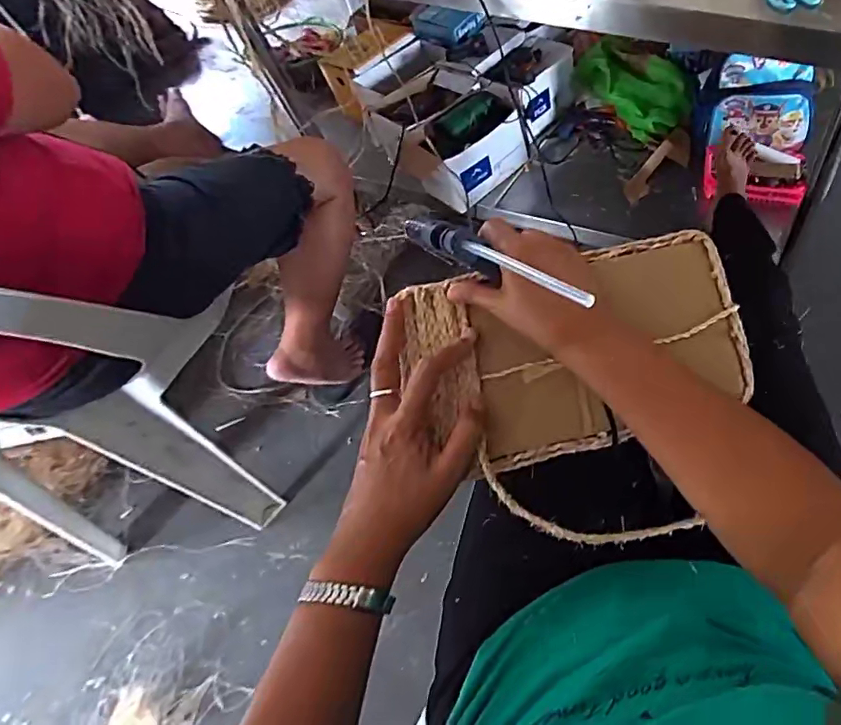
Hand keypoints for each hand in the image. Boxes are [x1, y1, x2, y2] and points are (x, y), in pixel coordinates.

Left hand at [324, 299, 484, 576]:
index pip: (428, 374)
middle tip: (400, 300)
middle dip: (393, 329)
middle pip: (387, 363)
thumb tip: (476, 401)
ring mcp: (372, 425)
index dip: (450, 352)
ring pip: (381, 375)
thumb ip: (466, 435)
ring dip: (390, 345)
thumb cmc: (409, 509)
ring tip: (397, 321)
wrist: (364, 541)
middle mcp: (383, 417)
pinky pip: (382, 390)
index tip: (470, 338)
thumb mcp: (447, 476)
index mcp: (404, 424)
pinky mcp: (371, 434)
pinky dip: (392, 368)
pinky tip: (401, 367)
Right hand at [447, 219, 609, 355]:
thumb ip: (475, 293)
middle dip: (507, 249)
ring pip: (537, 241)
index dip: (484, 237)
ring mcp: (561, 246)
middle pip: (516, 233)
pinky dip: (548, 260)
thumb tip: (453, 289)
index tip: (483, 255)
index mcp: (517, 248)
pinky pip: (556, 250)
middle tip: (504, 275)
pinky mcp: (577, 255)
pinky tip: (549, 284)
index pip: (493, 225)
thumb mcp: (502, 307)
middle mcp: (540, 240)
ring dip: (528, 254)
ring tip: (528, 283)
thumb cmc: (540, 320)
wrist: (585, 330)